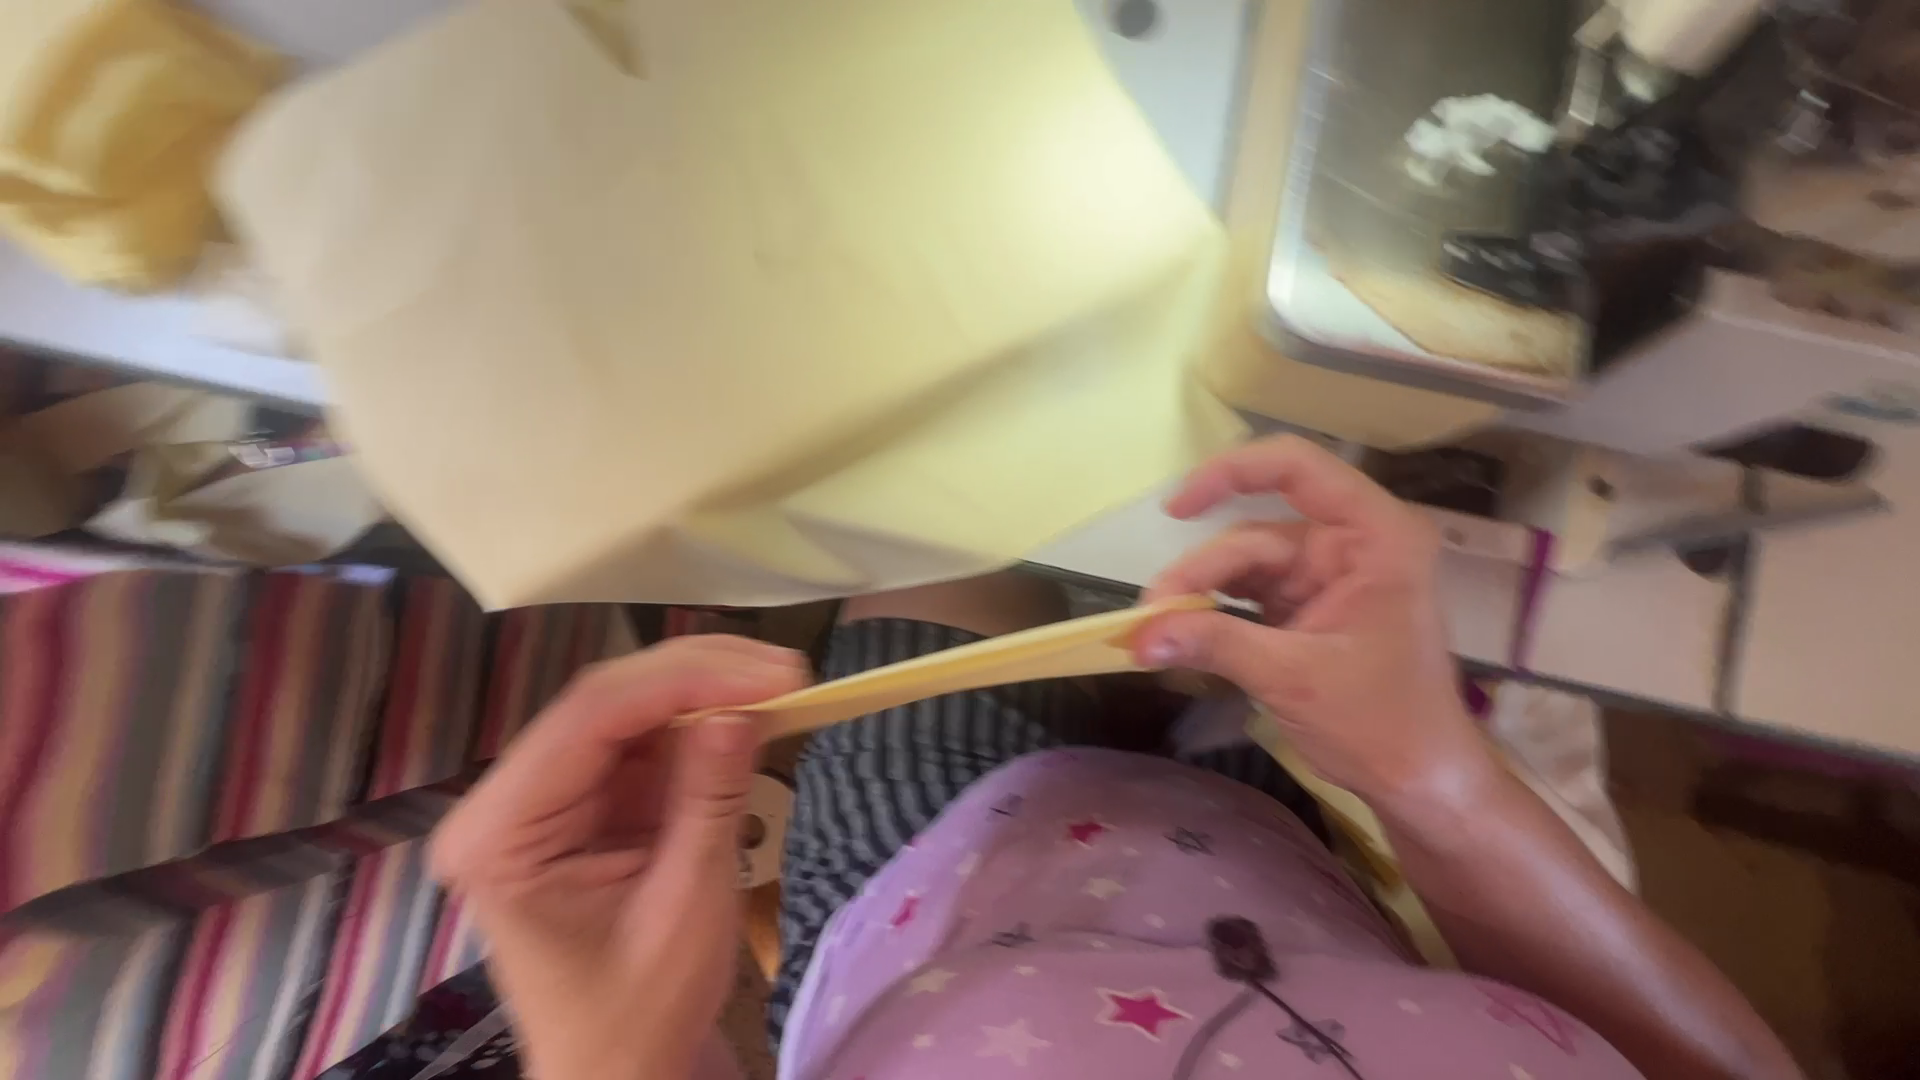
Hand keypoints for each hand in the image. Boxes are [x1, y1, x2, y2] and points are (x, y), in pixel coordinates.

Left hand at [431, 636, 808, 1079]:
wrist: (620, 1065)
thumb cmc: (641, 1011)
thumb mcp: (686, 909)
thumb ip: (708, 802)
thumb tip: (742, 711)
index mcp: (502, 834)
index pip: (592, 718)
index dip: (685, 681)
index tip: (772, 675)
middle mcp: (512, 796)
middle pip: (610, 697)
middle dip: (705, 673)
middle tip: (789, 671)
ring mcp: (553, 787)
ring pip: (634, 700)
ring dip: (712, 684)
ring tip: (784, 682)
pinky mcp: (593, 789)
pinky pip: (651, 730)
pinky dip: (708, 714)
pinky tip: (755, 708)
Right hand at [1132, 435, 1491, 802]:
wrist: (1419, 782)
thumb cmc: (1384, 725)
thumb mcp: (1296, 679)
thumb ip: (1216, 645)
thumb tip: (1138, 635)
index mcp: (1374, 538)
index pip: (1299, 469)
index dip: (1231, 473)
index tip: (1176, 508)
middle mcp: (1347, 545)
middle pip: (1254, 535)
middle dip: (1199, 573)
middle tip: (1149, 618)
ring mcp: (1322, 576)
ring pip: (1241, 565)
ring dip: (1198, 594)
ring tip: (1156, 630)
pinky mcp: (1302, 606)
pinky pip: (1243, 593)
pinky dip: (1210, 611)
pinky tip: (1180, 631)